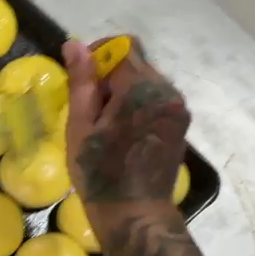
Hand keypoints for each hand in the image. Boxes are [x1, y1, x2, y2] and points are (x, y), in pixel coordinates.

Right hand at [61, 37, 189, 229]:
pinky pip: (156, 97)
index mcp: (141, 89)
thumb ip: (81, 83)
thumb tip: (74, 45)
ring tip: (104, 122)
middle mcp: (167, 90)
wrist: (133, 210)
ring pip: (147, 79)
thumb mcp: (80, 126)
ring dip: (123, 89)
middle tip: (87, 106)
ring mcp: (178, 106)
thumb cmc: (98, 172)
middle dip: (110, 74)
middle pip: (137, 61)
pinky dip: (136, 102)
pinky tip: (121, 129)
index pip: (122, 47)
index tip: (79, 79)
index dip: (97, 55)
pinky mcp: (180, 120)